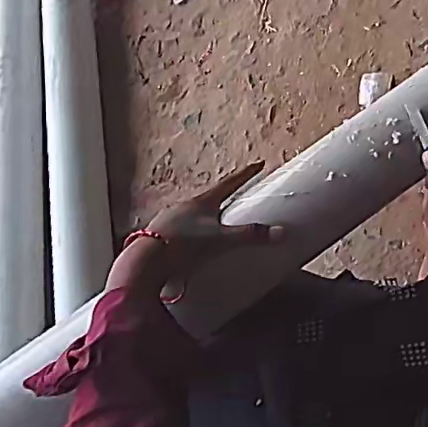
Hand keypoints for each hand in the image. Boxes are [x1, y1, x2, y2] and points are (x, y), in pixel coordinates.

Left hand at [107, 161, 285, 296]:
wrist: (146, 261)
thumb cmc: (183, 245)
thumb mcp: (221, 240)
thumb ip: (250, 236)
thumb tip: (281, 232)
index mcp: (202, 202)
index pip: (230, 183)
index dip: (246, 174)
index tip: (258, 164)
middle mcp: (185, 206)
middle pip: (210, 199)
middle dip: (224, 199)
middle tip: (237, 199)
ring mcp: (171, 220)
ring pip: (194, 216)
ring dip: (206, 219)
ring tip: (217, 228)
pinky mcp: (162, 238)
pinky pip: (182, 232)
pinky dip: (192, 236)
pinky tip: (195, 247)